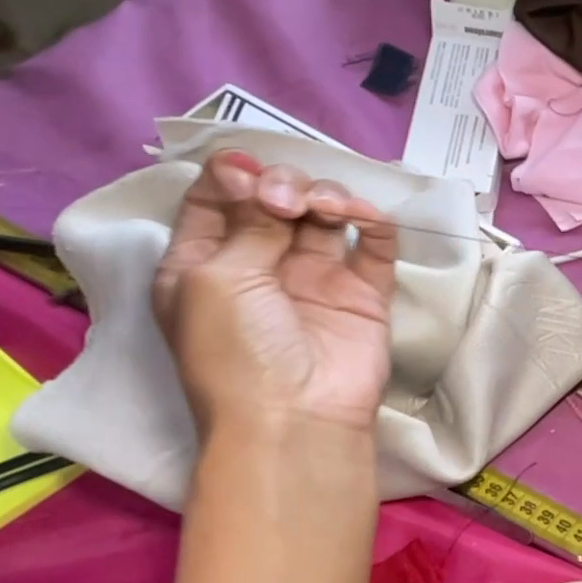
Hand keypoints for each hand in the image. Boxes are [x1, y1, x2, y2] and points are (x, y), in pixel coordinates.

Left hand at [153, 150, 398, 436]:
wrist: (298, 414)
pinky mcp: (367, 293)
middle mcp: (262, 263)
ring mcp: (319, 278)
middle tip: (285, 204)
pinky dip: (373, 223)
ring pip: (326, 214)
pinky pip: (375, 246)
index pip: (219, 198)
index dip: (234, 174)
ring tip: (323, 209)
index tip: (248, 168)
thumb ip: (246, 223)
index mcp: (206, 260)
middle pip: (277, 199)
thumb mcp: (216, 277)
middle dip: (283, 185)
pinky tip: (364, 216)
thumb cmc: (236, 350)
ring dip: (325, 197)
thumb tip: (257, 174)